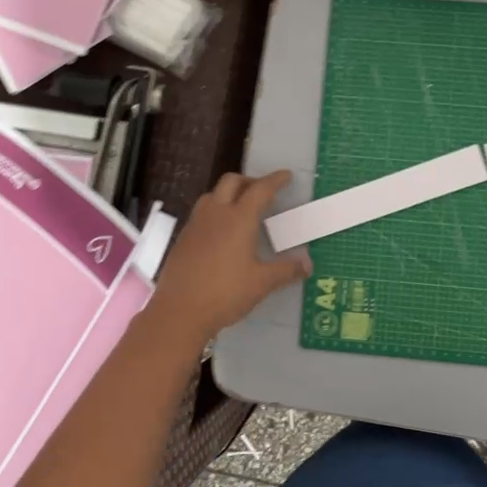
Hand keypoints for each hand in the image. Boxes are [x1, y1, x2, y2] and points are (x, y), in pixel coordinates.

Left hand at [149, 171, 311, 342]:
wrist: (178, 311)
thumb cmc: (225, 293)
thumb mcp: (262, 283)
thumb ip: (286, 270)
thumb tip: (308, 264)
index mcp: (239, 219)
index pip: (260, 190)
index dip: (275, 180)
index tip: (286, 175)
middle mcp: (216, 214)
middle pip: (231, 182)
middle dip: (249, 181)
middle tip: (263, 192)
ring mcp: (195, 225)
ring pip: (212, 195)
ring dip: (229, 193)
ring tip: (240, 209)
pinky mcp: (182, 238)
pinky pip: (201, 213)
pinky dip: (215, 211)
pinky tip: (220, 232)